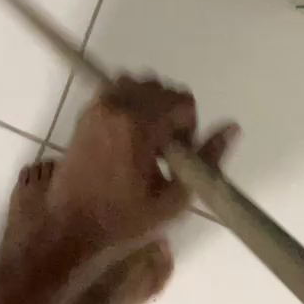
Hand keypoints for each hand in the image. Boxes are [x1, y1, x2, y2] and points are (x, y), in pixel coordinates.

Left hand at [47, 75, 238, 258]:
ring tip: (148, 139)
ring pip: (140, 82)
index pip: (182, 101)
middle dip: (172, 113)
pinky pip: (117, 86)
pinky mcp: (87, 108)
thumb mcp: (173, 199)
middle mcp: (118, 105)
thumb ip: (207, 160)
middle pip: (162, 87)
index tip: (179, 154)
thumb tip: (233, 127)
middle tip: (166, 150)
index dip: (189, 127)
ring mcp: (100, 104)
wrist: (70, 220)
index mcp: (140, 126)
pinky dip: (130, 99)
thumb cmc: (124, 217)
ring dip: (151, 103)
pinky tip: (129, 132)